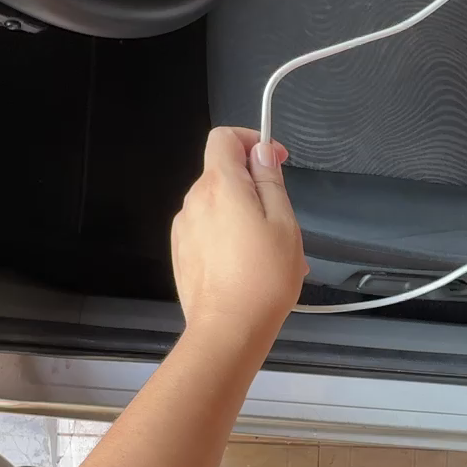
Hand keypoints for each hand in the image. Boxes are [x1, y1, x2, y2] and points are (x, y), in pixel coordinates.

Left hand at [171, 126, 307, 342]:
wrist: (230, 328)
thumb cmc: (262, 280)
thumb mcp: (284, 224)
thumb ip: (270, 182)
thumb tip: (261, 153)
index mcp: (221, 186)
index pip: (224, 138)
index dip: (251, 141)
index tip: (273, 159)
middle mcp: (195, 201)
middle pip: (222, 174)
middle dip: (253, 186)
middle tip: (281, 217)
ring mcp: (185, 228)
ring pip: (218, 206)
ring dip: (244, 215)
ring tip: (270, 251)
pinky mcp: (183, 252)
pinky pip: (209, 231)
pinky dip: (230, 237)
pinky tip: (251, 265)